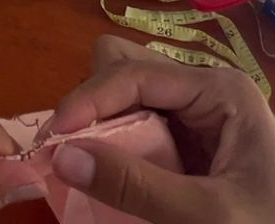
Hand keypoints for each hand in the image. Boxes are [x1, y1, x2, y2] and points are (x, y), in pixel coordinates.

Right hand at [45, 35, 274, 223]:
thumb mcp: (207, 217)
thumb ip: (136, 186)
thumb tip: (61, 155)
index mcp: (219, 89)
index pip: (135, 72)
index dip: (91, 98)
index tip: (55, 135)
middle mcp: (204, 87)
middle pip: (127, 66)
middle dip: (95, 101)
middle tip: (75, 147)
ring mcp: (196, 112)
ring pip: (126, 90)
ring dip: (102, 121)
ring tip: (90, 162)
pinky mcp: (189, 139)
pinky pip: (137, 121)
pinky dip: (115, 141)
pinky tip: (111, 170)